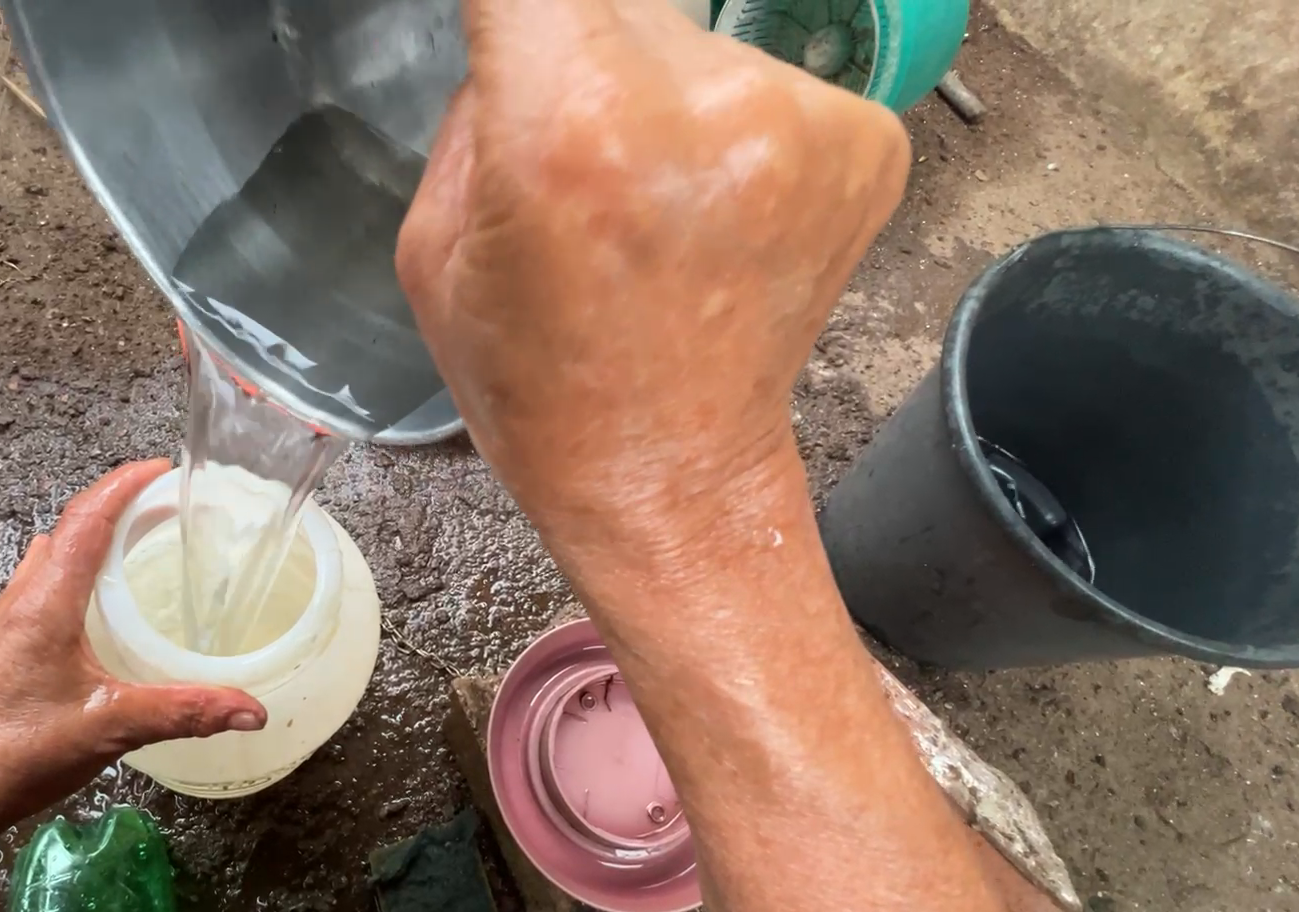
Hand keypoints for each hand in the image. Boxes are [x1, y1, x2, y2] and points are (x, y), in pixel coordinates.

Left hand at [0, 461, 264, 828]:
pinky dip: (86, 560)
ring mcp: (11, 614)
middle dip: (122, 502)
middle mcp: (23, 596)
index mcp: (44, 603)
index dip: (124, 486)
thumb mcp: (111, 727)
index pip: (85, 520)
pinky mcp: (12, 635)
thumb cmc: (21, 755)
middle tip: (173, 502)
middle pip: (72, 525)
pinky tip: (114, 590)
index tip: (165, 469)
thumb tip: (253, 709)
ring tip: (149, 534)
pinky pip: (51, 574)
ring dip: (101, 529)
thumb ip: (184, 712)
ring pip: (58, 548)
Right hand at [396, 0, 909, 568]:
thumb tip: (517, 40)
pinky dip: (725, 134)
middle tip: (574, 159)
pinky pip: (766, 86)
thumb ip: (470, 112)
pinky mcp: (864, 148)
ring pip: (694, 38)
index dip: (512, 9)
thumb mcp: (434, 257)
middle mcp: (702, 104)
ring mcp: (801, 122)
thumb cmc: (534, 392)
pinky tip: (707, 223)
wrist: (662, 478)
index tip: (511, 35)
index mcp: (570, 130)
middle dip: (577, 55)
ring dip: (655, 96)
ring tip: (643, 208)